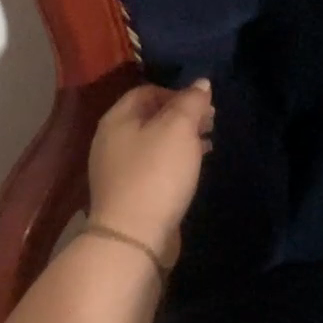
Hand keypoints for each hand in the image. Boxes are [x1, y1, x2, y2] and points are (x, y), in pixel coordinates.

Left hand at [87, 80, 214, 265]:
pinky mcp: (128, 195)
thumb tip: (201, 83)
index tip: (203, 104)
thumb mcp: (179, 129)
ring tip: (208, 145)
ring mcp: (117, 170)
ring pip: (153, 144)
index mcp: (117, 118)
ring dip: (180, 140)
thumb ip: (191, 102)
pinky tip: (192, 170)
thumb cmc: (156, 173)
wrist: (133, 239)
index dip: (177, 92)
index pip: (147, 91)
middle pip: (150, 117)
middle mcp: (111, 140)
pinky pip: (153, 168)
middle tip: (211, 123)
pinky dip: (173, 163)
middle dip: (182, 116)